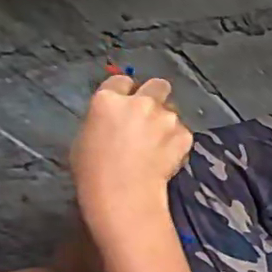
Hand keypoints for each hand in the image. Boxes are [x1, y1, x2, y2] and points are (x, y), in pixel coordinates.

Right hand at [69, 76, 191, 227]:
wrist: (124, 190)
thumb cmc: (94, 169)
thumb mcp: (86, 136)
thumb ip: (105, 118)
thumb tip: (116, 119)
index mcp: (108, 100)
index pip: (121, 81)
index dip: (125, 91)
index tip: (127, 101)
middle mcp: (141, 102)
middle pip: (157, 85)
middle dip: (156, 95)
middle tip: (152, 114)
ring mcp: (166, 117)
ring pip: (172, 110)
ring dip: (166, 121)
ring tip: (157, 143)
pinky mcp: (185, 133)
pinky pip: (182, 132)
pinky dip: (177, 141)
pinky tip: (166, 156)